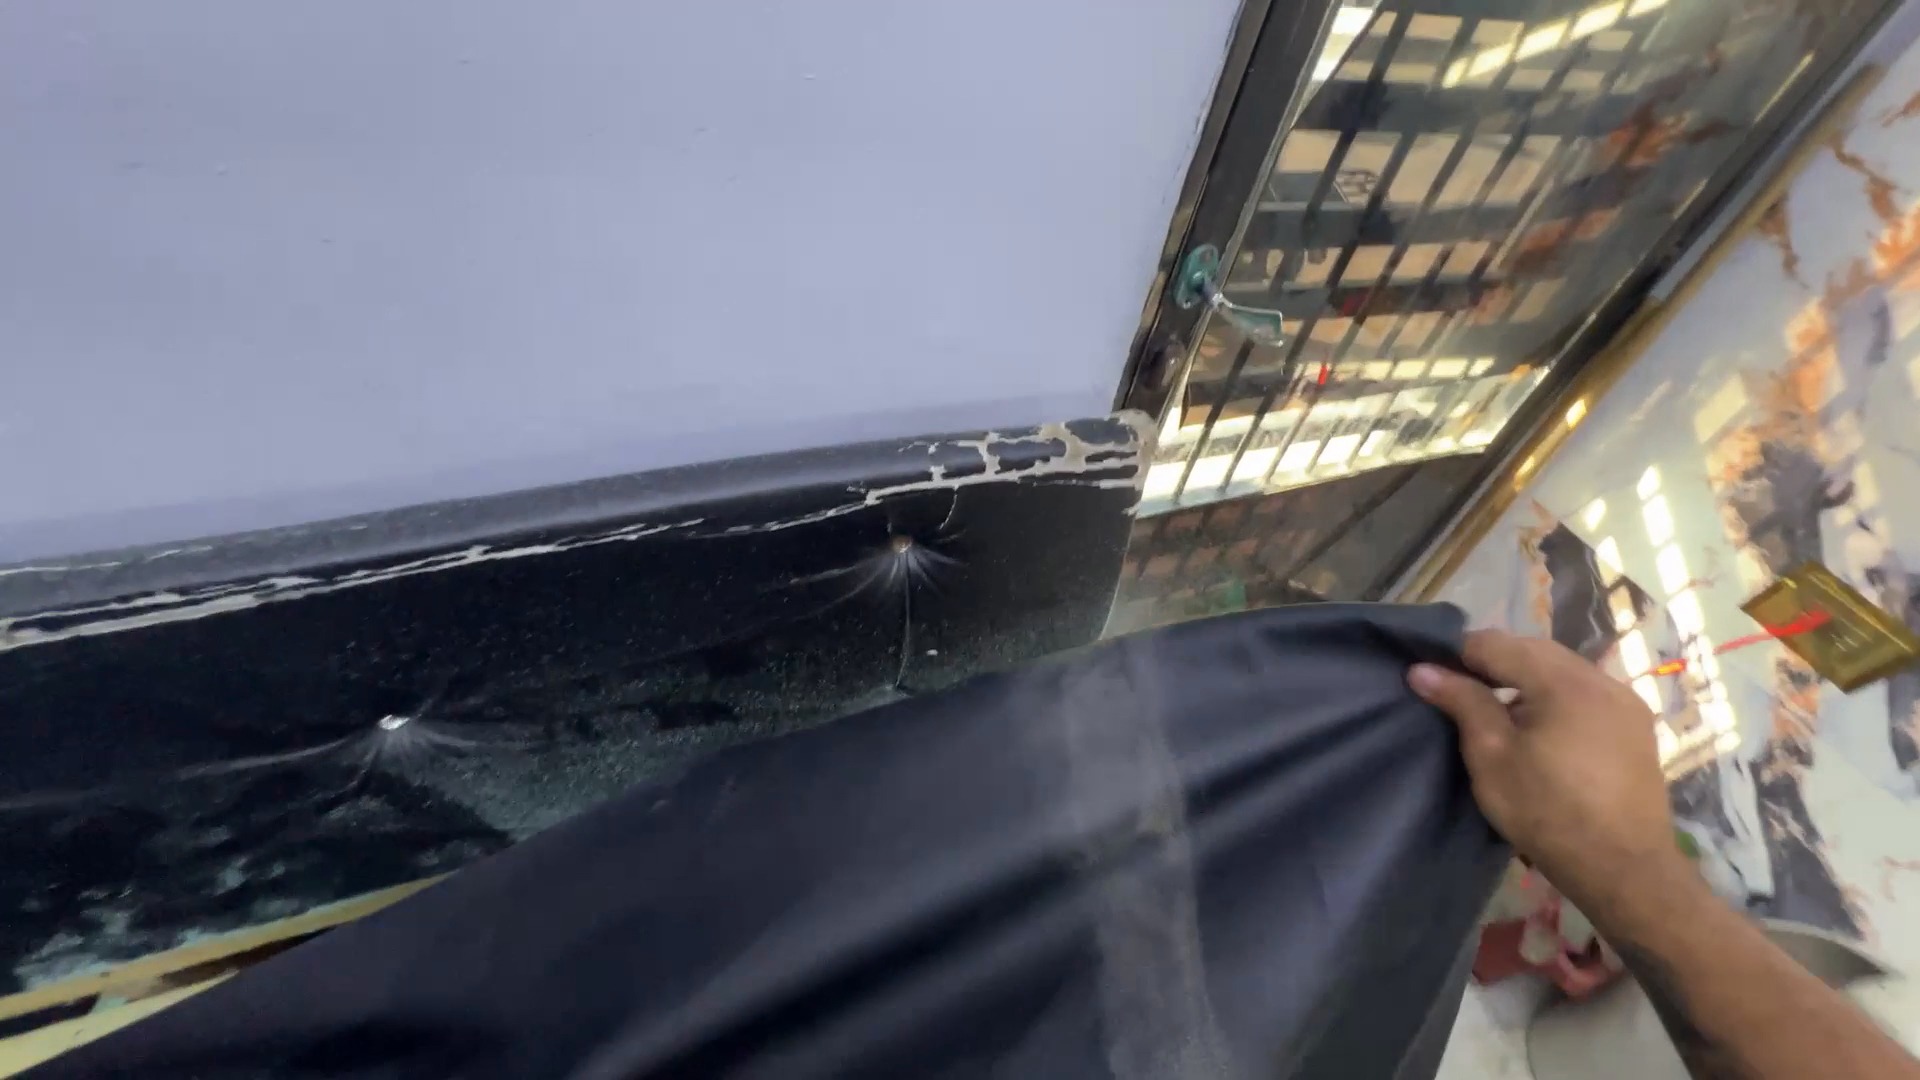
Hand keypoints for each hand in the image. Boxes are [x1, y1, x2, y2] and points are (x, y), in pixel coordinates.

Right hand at [1408, 629, 1683, 917]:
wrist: (1623, 871)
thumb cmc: (1546, 810)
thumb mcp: (1490, 754)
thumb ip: (1461, 701)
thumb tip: (1421, 669)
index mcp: (1566, 684)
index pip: (1496, 644)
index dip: (1457, 655)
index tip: (1433, 678)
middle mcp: (1602, 682)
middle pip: (1531, 649)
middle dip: (1490, 662)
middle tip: (1457, 691)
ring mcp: (1624, 703)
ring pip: (1558, 667)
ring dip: (1520, 677)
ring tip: (1492, 709)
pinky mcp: (1633, 726)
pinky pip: (1580, 689)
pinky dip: (1549, 693)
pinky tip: (1533, 724)